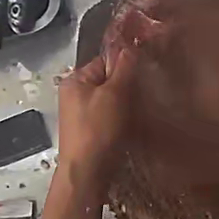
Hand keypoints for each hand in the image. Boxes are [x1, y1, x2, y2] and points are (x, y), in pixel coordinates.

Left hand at [56, 47, 138, 190]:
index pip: (104, 60)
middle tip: (145, 93)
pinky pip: (108, 116)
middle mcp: (74, 94)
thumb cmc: (97, 130)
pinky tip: (131, 125)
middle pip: (107, 80)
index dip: (125, 65)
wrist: (86, 172)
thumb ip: (123, 68)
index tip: (143, 74)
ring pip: (110, 99)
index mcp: (74, 80)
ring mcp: (81, 114)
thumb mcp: (113, 94)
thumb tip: (131, 46)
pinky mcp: (89, 131)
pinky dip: (120, 118)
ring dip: (125, 104)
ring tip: (140, 110)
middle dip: (126, 86)